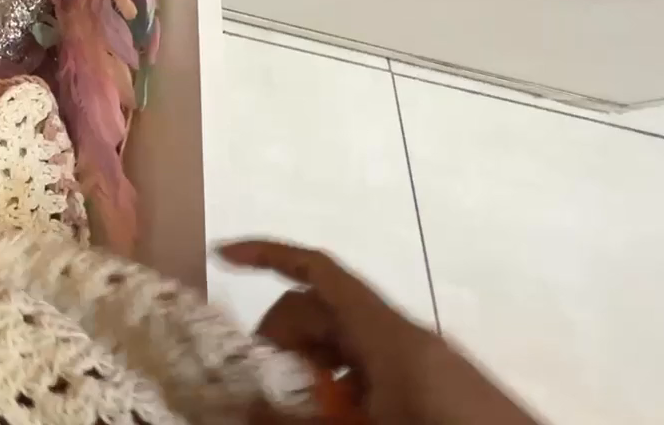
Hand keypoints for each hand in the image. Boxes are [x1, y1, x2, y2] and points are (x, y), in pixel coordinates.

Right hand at [220, 240, 539, 424]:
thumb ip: (299, 418)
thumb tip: (239, 405)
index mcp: (386, 332)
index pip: (315, 268)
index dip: (265, 254)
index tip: (222, 257)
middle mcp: (404, 336)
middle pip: (320, 310)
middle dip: (283, 335)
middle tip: (267, 379)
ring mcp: (426, 364)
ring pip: (346, 344)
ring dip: (313, 366)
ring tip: (306, 406)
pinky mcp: (441, 391)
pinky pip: (374, 370)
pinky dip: (345, 385)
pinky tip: (344, 417)